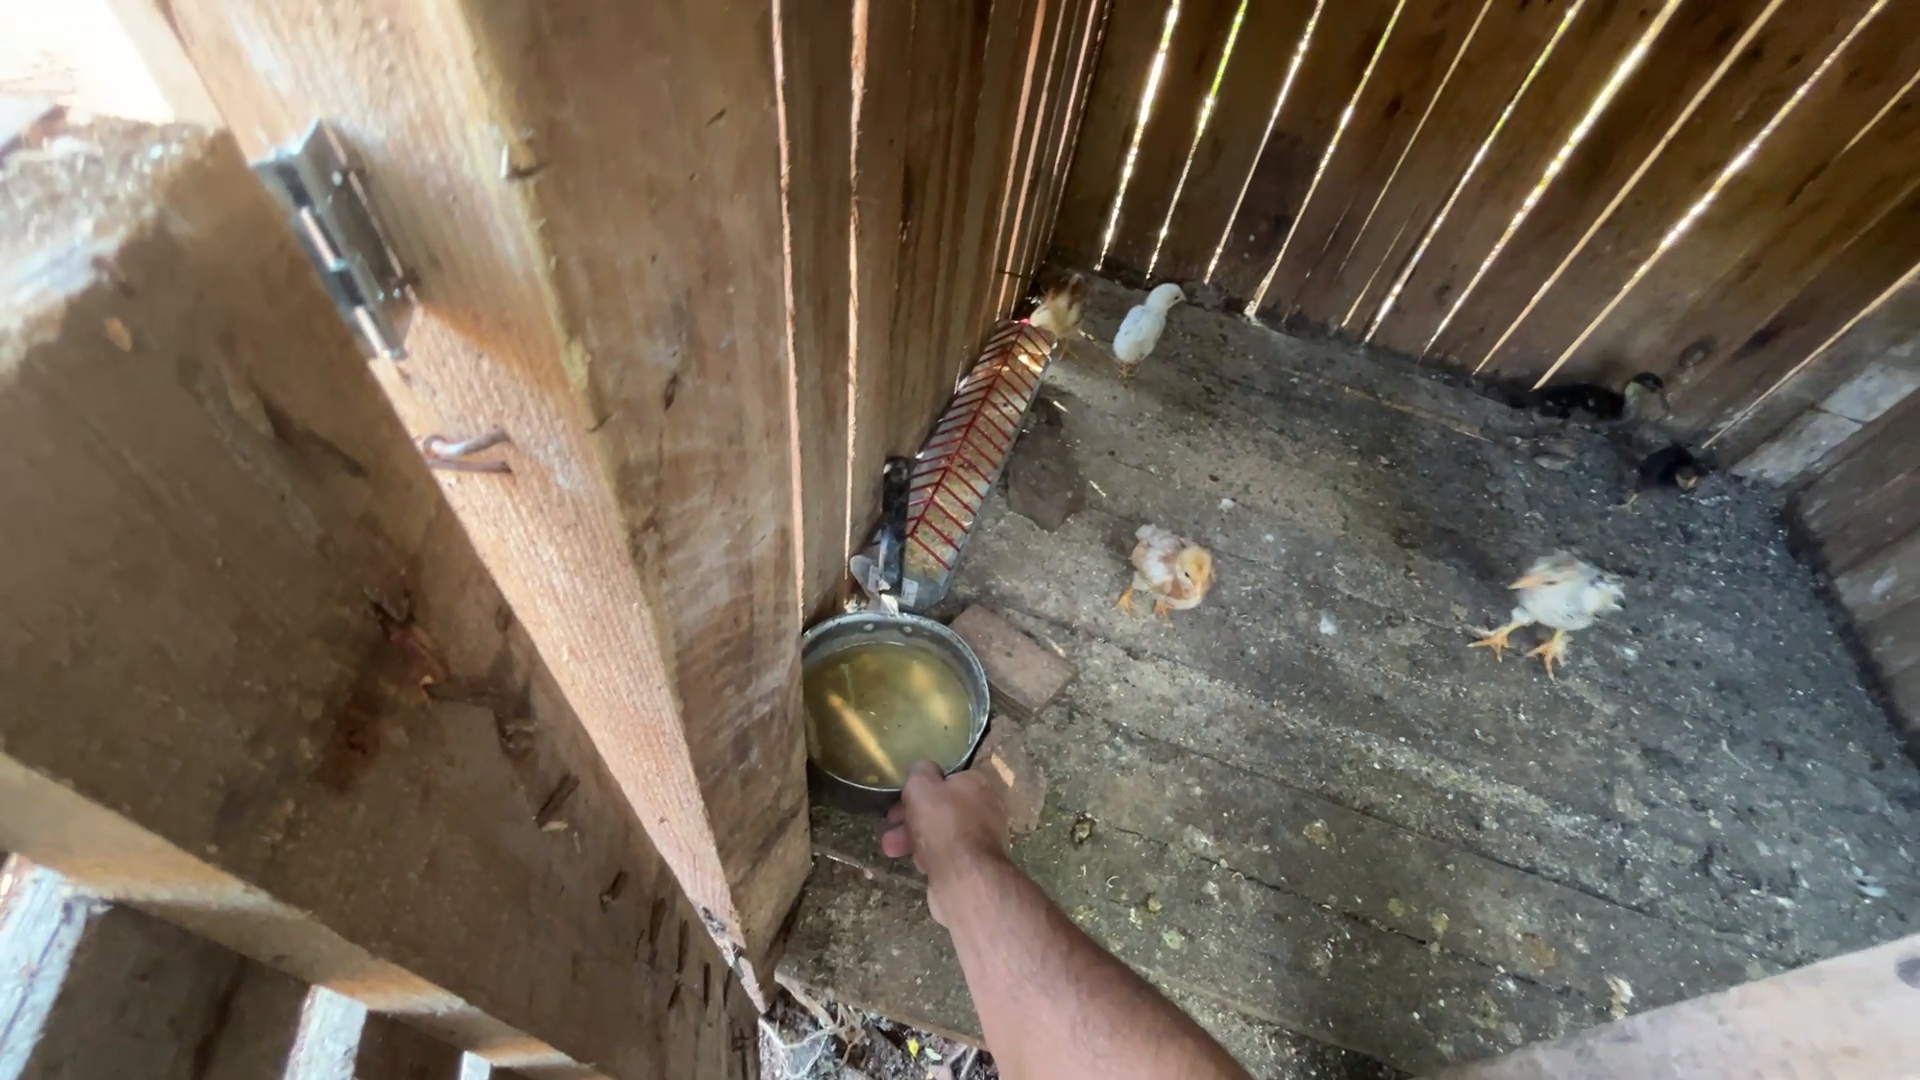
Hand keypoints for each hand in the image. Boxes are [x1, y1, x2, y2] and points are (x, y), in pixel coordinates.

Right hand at [880, 761, 1009, 924]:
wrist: (965, 877)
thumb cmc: (943, 823)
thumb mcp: (922, 785)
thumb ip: (921, 771)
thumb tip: (924, 769)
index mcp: (978, 783)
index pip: (947, 778)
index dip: (920, 787)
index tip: (901, 798)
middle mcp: (986, 807)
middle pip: (942, 807)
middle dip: (910, 816)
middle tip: (890, 825)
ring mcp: (983, 838)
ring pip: (942, 832)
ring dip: (913, 838)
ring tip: (890, 849)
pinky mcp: (976, 864)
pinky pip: (948, 854)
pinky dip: (931, 856)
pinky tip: (918, 864)